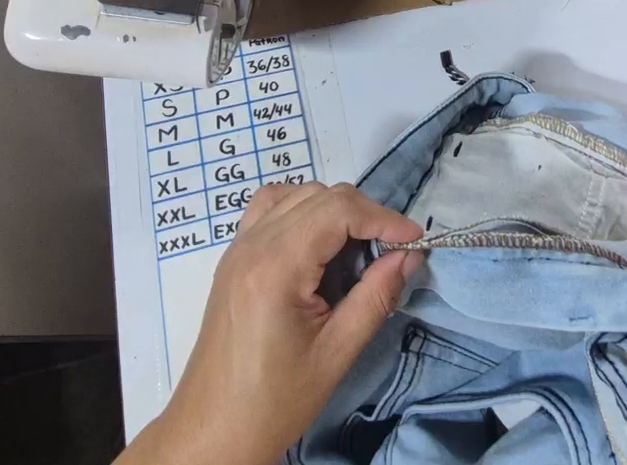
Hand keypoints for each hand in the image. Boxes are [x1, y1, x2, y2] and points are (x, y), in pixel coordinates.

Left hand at [128, 182, 423, 464]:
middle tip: (393, 251)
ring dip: (336, 210)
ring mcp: (239, 246)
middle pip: (322, 196)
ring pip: (299, 194)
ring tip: (360, 248)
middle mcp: (254, 243)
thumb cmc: (275, 401)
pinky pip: (271, 206)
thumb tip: (411, 255)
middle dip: (366, 215)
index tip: (415, 240)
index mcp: (276, 266)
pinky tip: (318, 240)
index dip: (383, 218)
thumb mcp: (336, 354)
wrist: (211, 432)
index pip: (339, 210)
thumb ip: (376, 297)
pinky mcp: (235, 256)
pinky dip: (303, 208)